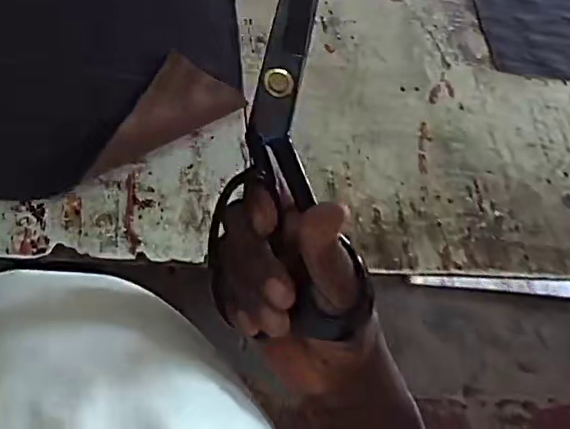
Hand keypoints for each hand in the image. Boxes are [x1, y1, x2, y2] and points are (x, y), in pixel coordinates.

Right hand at [217, 190, 376, 396]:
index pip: (264, 192)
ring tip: (281, 324)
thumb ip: (326, 247)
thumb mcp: (341, 284)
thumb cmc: (347, 319)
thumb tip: (334, 208)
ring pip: (228, 257)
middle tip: (284, 297)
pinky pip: (222, 287)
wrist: (336, 377)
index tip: (265, 226)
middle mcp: (267, 235)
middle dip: (257, 264)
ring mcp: (248, 261)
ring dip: (251, 294)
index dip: (257, 203)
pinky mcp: (235, 288)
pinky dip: (240, 309)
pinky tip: (260, 328)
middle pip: (239, 224)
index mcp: (295, 222)